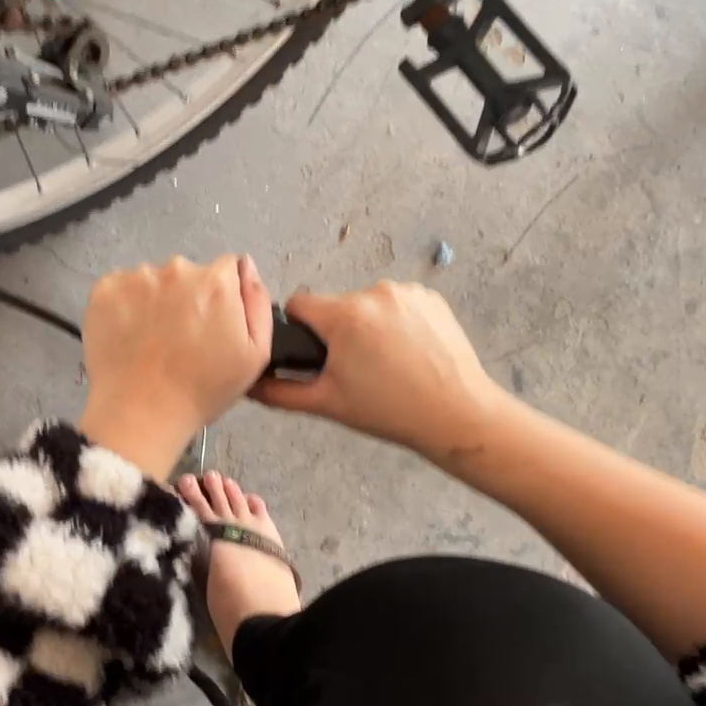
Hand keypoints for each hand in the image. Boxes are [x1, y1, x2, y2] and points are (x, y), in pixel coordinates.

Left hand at [78, 255, 272, 476]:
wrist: (141, 413)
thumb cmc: (201, 390)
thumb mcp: (255, 355)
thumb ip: (258, 303)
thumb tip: (247, 268)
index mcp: (216, 282)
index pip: (227, 269)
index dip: (223, 298)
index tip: (212, 325)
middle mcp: (177, 269)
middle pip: (189, 274)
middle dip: (188, 298)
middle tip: (181, 340)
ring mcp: (137, 278)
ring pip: (153, 281)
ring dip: (155, 302)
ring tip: (152, 342)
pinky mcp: (105, 290)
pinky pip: (121, 289)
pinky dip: (125, 307)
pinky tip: (129, 337)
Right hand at [252, 281, 509, 459]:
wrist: (456, 413)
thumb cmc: (390, 410)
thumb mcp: (327, 404)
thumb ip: (280, 391)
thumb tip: (249, 384)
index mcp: (344, 316)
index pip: (299, 304)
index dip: (299, 329)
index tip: (313, 354)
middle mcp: (373, 293)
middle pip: (335, 307)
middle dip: (337, 333)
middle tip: (354, 370)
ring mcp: (405, 292)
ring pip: (365, 305)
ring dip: (366, 327)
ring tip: (384, 364)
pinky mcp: (429, 297)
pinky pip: (396, 304)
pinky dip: (394, 323)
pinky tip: (406, 353)